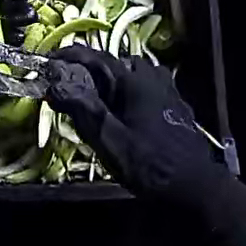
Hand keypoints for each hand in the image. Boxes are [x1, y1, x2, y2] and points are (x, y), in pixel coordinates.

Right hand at [47, 46, 245, 245]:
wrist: (196, 189)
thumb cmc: (149, 165)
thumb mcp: (110, 140)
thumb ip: (84, 110)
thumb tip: (55, 84)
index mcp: (134, 81)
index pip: (96, 58)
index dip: (70, 56)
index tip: (49, 60)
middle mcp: (152, 79)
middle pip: (117, 64)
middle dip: (93, 71)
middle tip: (73, 88)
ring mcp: (168, 92)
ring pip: (135, 75)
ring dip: (114, 82)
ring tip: (98, 100)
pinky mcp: (176, 108)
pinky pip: (149, 88)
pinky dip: (131, 93)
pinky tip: (126, 113)